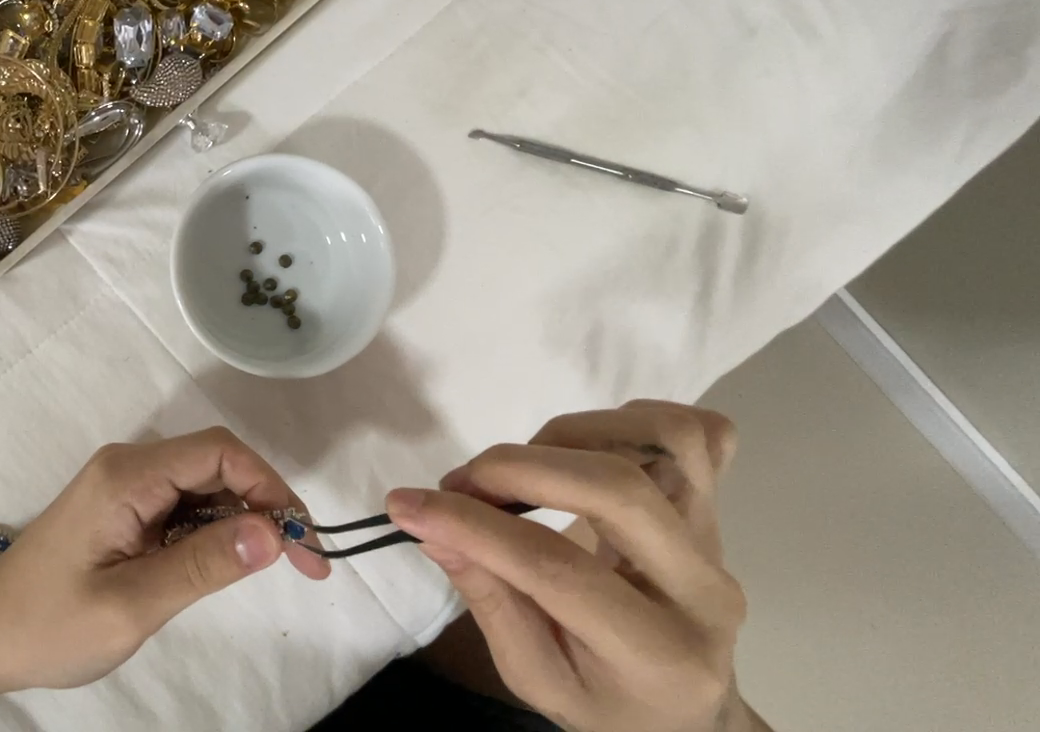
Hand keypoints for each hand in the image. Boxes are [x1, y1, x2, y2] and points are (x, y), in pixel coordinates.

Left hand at [0, 427, 329, 695]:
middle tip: (303, 564)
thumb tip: (272, 534)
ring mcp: (124, 485)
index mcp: (127, 475)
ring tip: (272, 569)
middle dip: (264, 504)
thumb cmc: (51, 624)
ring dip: (242, 519)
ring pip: (203, 483)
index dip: (270, 487)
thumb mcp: (133, 604)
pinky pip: (182, 503)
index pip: (218, 452)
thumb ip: (203, 565)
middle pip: (215, 462)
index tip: (304, 545)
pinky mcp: (123, 507)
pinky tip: (224, 563)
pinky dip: (214, 529)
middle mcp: (128, 465)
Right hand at [387, 401, 764, 731]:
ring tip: (524, 467)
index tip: (405, 504)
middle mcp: (704, 588)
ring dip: (570, 435)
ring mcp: (718, 539)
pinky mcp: (715, 505)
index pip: (557, 568)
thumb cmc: (603, 697)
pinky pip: (698, 432)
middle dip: (518, 468)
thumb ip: (486, 597)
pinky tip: (584, 447)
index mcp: (658, 652)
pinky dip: (633, 419)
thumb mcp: (533, 674)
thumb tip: (429, 524)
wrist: (688, 708)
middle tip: (463, 484)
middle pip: (619, 490)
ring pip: (665, 441)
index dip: (471, 526)